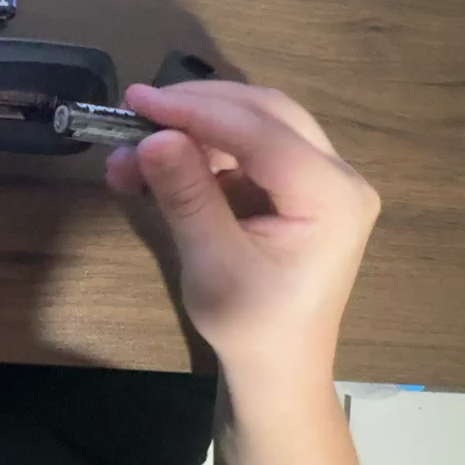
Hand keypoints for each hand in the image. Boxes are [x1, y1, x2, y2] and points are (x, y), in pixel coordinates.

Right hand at [106, 81, 379, 381]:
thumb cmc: (250, 324)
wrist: (276, 364)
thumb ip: (186, 196)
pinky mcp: (288, 186)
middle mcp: (334, 175)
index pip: (261, 133)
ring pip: (250, 125)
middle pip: (263, 113)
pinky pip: (240, 150)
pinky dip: (194, 151)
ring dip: (189, 129)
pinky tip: (151, 166)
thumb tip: (151, 138)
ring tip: (129, 149)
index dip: (197, 111)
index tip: (137, 100)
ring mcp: (314, 178)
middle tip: (132, 109)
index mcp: (331, 197)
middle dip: (195, 106)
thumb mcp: (212, 264)